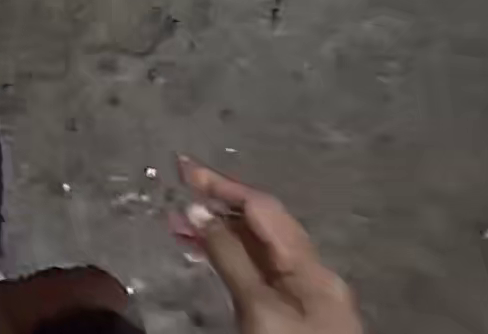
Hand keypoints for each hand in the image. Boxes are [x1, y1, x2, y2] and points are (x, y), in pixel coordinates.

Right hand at [169, 156, 360, 333]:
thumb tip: (197, 208)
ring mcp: (304, 298)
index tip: (183, 168)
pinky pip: (257, 270)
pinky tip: (203, 252)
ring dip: (217, 230)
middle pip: (261, 224)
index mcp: (312, 268)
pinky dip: (228, 254)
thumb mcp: (259, 309)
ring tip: (176, 225)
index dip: (222, 184)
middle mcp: (311, 274)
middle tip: (175, 192)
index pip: (263, 208)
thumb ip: (229, 255)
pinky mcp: (292, 318)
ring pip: (256, 248)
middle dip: (217, 204)